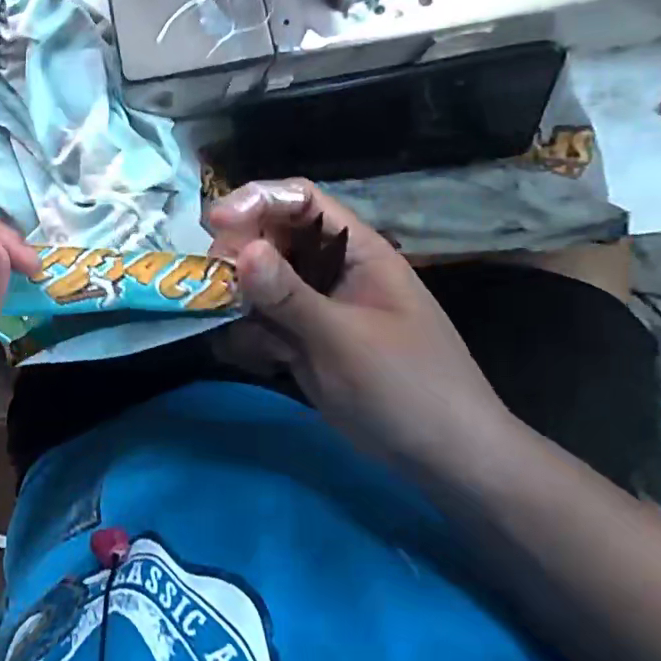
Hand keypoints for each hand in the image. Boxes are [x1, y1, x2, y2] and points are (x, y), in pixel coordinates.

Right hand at [206, 179, 517, 471]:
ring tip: (252, 338)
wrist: (444, 460)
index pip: (298, 201)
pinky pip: (257, 324)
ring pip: (254, 284)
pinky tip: (262, 363)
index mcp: (354, 250)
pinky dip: (248, 338)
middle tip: (218, 287)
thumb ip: (289, 295)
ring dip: (239, 305)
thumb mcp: (346, 338)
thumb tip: (241, 250)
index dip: (256, 200)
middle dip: (238, 258)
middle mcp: (327, 270)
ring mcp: (311, 307)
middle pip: (266, 238)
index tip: (216, 223)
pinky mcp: (299, 342)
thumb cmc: (408, 386)